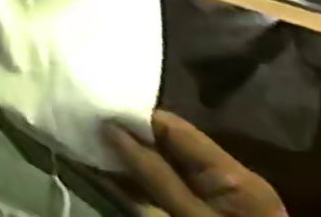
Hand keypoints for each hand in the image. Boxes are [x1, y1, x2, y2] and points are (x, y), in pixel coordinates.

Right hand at [105, 112, 285, 216]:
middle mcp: (228, 182)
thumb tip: (110, 126)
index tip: (93, 114)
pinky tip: (110, 179)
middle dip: (129, 140)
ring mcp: (218, 206)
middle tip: (86, 132)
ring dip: (130, 163)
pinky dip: (141, 186)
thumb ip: (153, 172)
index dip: (133, 118)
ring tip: (90, 151)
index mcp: (234, 175)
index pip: (174, 127)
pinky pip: (167, 193)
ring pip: (164, 170)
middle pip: (169, 147)